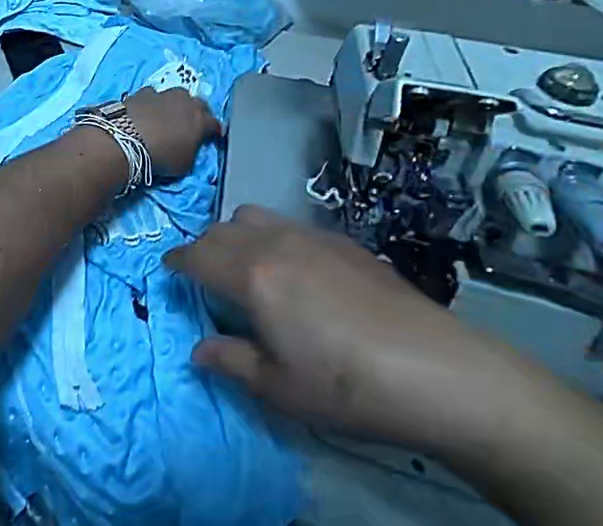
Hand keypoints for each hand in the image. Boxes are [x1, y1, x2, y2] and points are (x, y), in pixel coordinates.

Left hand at [118, 88, 220, 179]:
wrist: (127, 139)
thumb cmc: (161, 156)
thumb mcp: (185, 164)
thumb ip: (192, 152)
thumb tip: (191, 147)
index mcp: (201, 120)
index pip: (215, 125)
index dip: (216, 132)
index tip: (214, 137)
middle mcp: (186, 102)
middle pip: (199, 104)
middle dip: (199, 112)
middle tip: (195, 123)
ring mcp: (164, 94)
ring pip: (177, 94)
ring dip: (177, 103)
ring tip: (171, 114)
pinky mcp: (143, 92)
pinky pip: (153, 95)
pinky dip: (153, 102)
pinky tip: (148, 110)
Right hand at [165, 206, 562, 459]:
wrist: (433, 367)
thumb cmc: (346, 386)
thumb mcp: (279, 387)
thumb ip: (232, 360)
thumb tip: (199, 350)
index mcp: (254, 276)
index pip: (201, 255)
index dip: (179, 261)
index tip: (169, 268)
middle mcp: (278, 242)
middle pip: (226, 228)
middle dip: (205, 246)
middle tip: (202, 272)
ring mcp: (314, 236)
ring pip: (259, 216)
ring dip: (239, 234)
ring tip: (245, 266)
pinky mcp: (345, 241)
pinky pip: (291, 225)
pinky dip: (274, 237)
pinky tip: (294, 270)